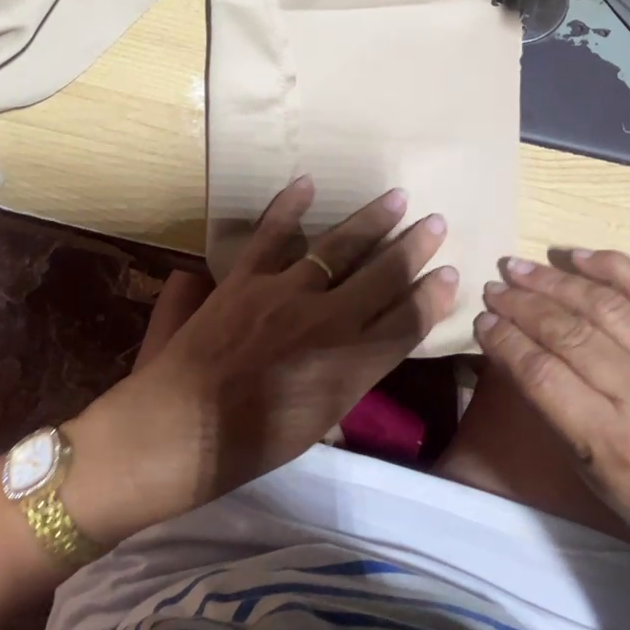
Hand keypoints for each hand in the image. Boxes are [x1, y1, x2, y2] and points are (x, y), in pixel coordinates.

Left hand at [61, 177, 457, 544]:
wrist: (178, 431)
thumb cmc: (250, 446)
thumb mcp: (316, 425)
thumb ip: (346, 383)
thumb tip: (358, 356)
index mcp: (351, 365)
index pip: (405, 323)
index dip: (431, 297)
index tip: (451, 274)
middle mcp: (328, 321)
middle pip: (382, 276)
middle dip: (413, 248)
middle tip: (435, 222)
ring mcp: (284, 294)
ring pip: (338, 247)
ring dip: (370, 221)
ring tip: (395, 198)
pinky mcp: (244, 280)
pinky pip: (270, 235)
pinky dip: (288, 207)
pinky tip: (307, 183)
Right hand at [473, 250, 629, 570]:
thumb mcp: (579, 460)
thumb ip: (544, 397)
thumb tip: (503, 337)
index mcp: (615, 439)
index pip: (545, 374)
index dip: (507, 341)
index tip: (481, 320)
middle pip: (573, 334)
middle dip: (524, 306)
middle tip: (493, 288)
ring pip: (607, 306)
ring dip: (556, 281)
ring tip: (518, 268)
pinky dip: (612, 266)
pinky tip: (576, 256)